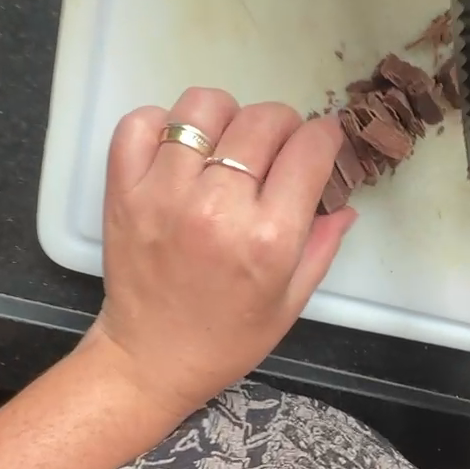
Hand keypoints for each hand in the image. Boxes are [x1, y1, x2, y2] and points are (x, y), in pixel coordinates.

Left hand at [87, 87, 358, 418]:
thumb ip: (320, 249)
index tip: (320, 146)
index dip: (324, 138)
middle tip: (276, 152)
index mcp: (269, 239)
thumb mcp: (288, 305)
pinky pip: (142, 123)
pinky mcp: (124, 191)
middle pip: (263, 119)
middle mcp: (218, 207)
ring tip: (224, 148)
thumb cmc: (226, 341)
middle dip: (283, 126)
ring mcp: (165, 194)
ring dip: (225, 118)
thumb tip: (346, 204)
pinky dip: (163, 126)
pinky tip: (179, 155)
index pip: (310, 148)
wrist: (151, 361)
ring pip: (203, 107)